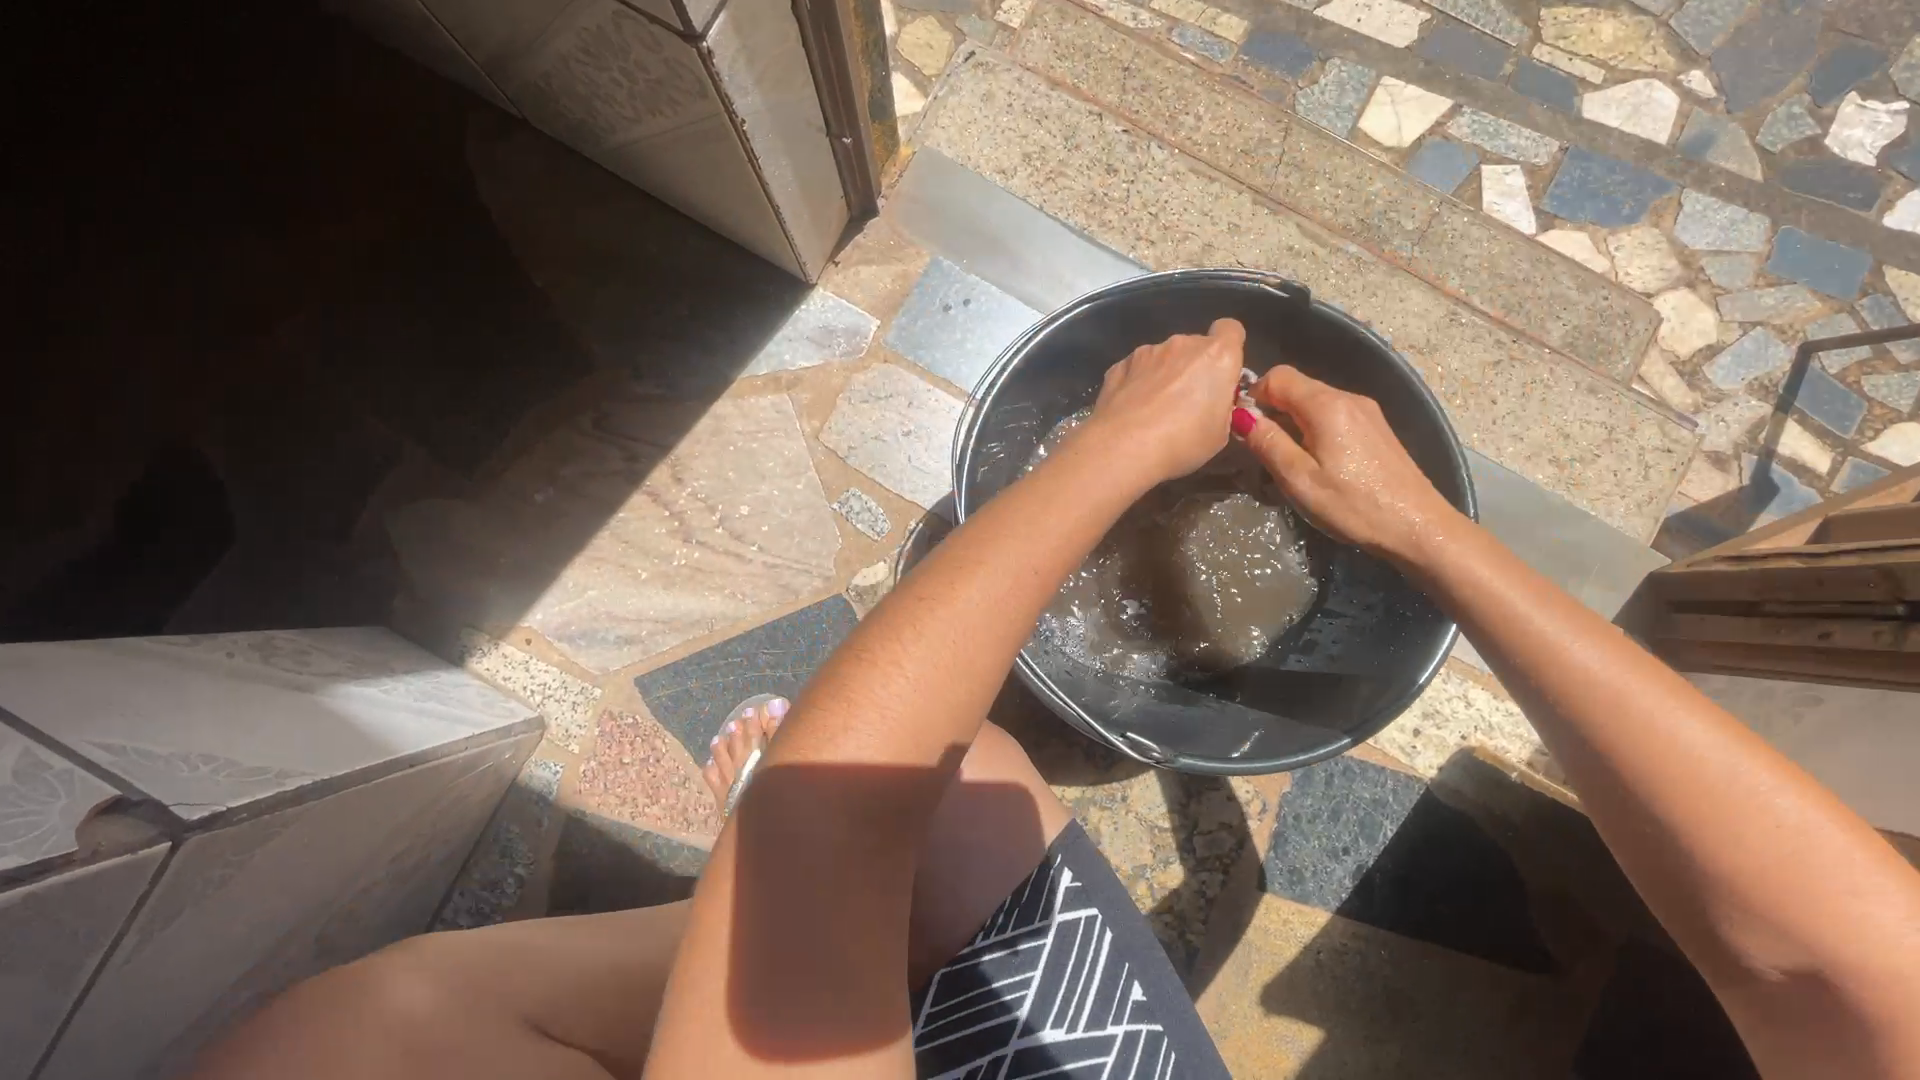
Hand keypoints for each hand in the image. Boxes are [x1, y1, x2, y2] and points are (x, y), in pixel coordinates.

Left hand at [1080, 318, 1246, 485]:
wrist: (1124, 447)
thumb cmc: (1183, 441)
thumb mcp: (1220, 432)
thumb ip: (1221, 406)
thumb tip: (1212, 402)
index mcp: (1217, 355)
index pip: (1230, 330)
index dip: (1229, 348)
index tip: (1222, 373)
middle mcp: (1182, 344)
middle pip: (1194, 347)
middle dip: (1194, 368)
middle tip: (1187, 403)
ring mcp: (1147, 352)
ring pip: (1163, 358)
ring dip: (1164, 375)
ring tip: (1154, 410)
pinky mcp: (1119, 364)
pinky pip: (1137, 369)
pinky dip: (1138, 383)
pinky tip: (1132, 410)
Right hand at [1234, 366, 1464, 567]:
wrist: (1417, 526)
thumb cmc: (1353, 506)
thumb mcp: (1299, 479)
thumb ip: (1267, 443)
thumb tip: (1240, 416)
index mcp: (1326, 406)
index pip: (1278, 376)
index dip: (1254, 395)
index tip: (1246, 429)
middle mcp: (1348, 398)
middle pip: (1297, 387)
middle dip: (1271, 411)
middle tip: (1263, 451)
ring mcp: (1366, 412)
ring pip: (1314, 402)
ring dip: (1292, 423)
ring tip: (1288, 462)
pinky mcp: (1376, 428)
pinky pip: (1333, 415)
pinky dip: (1314, 430)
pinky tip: (1317, 463)